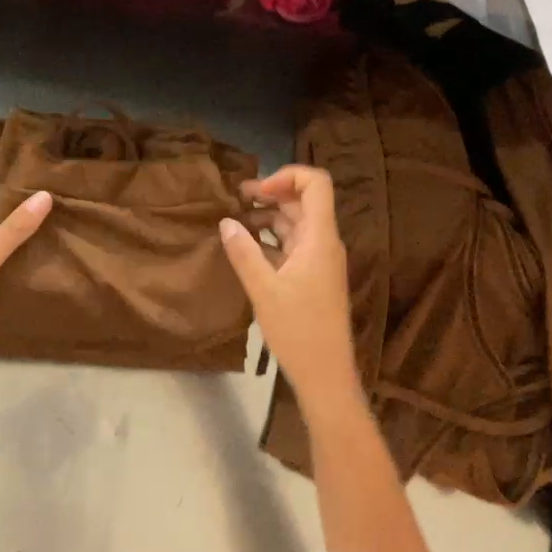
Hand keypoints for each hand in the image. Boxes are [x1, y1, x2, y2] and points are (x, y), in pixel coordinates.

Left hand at [0, 192, 51, 359]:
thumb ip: (17, 226)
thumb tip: (46, 193)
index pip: (6, 202)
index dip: (30, 202)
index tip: (62, 203)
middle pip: (4, 227)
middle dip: (29, 229)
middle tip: (68, 228)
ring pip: (1, 251)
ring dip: (21, 253)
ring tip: (61, 250)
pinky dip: (10, 273)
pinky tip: (35, 275)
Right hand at [220, 166, 357, 406]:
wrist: (326, 375)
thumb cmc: (298, 331)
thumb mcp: (264, 291)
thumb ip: (244, 252)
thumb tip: (226, 222)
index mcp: (320, 238)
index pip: (316, 184)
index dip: (287, 176)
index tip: (256, 190)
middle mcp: (324, 243)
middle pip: (302, 202)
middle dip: (270, 194)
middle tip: (234, 199)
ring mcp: (319, 260)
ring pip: (295, 224)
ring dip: (267, 217)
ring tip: (234, 221)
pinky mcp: (312, 277)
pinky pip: (292, 245)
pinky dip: (270, 239)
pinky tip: (245, 247)